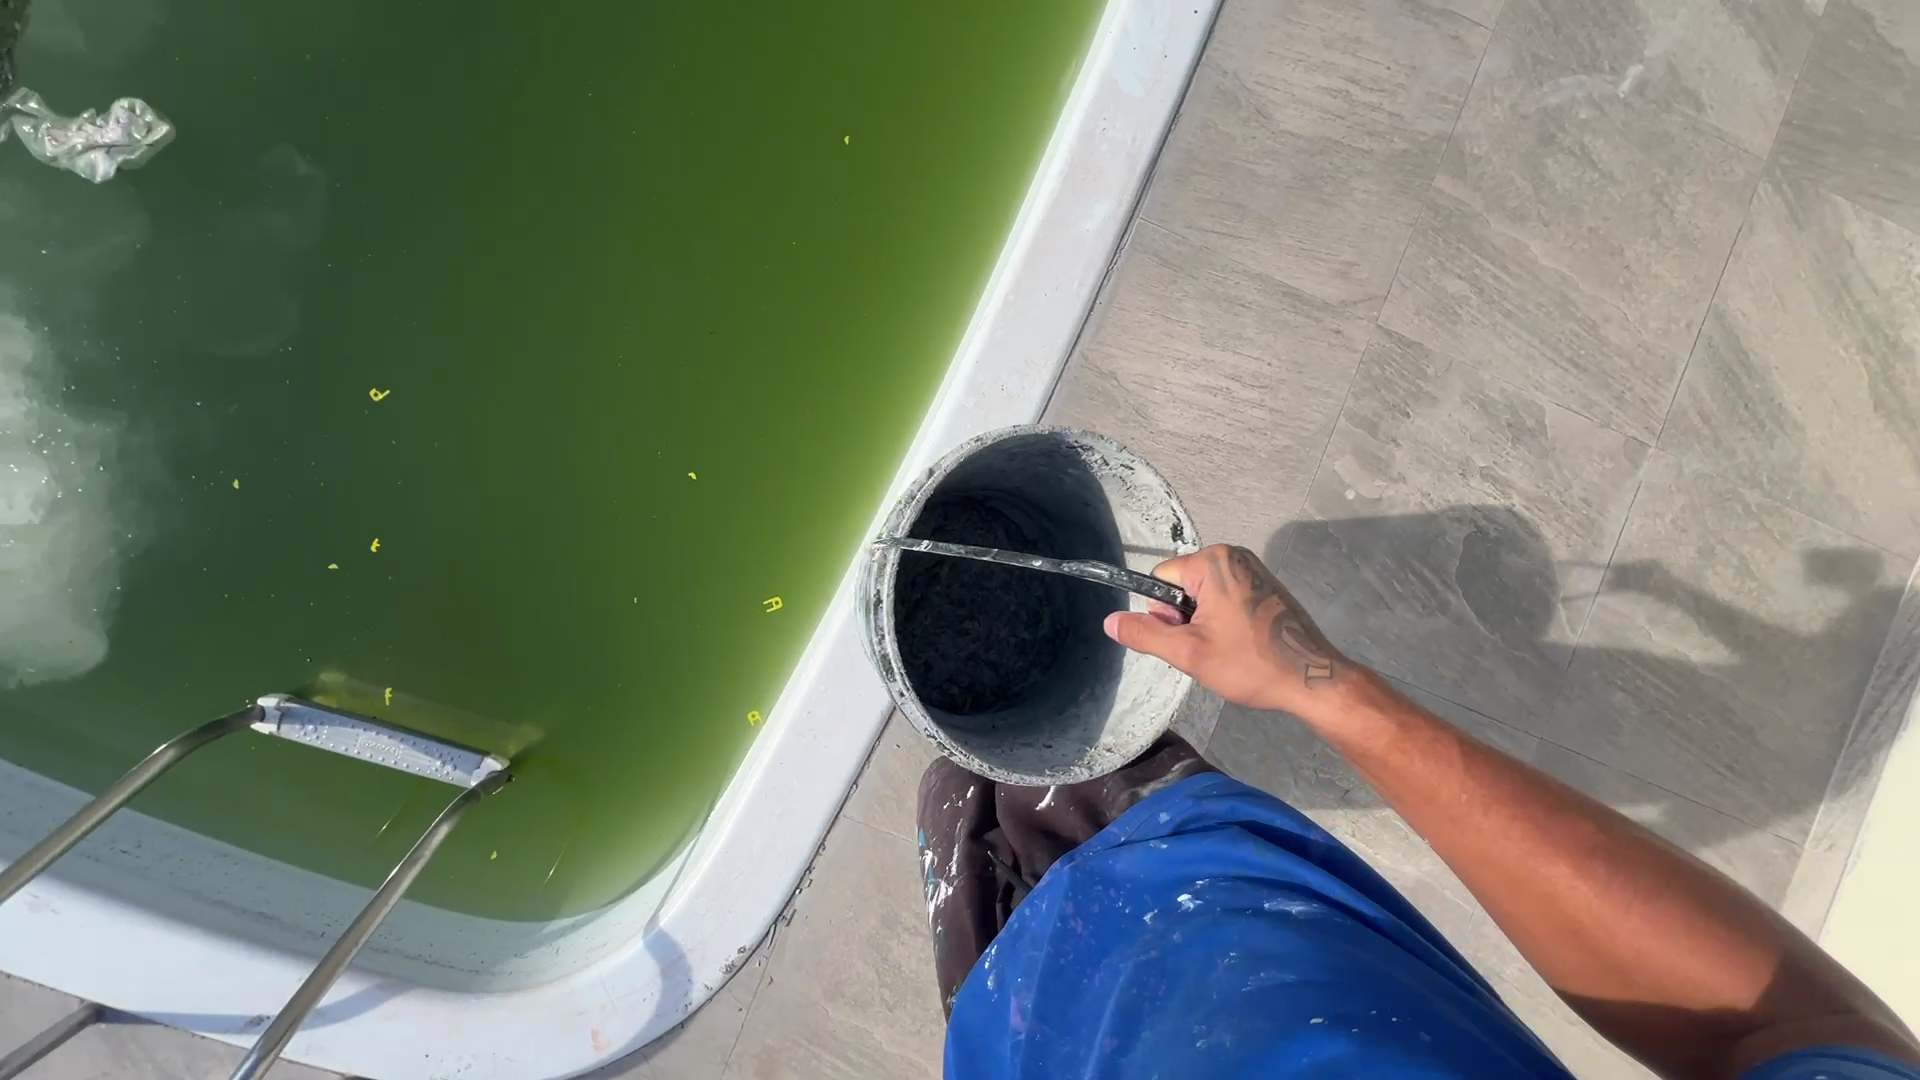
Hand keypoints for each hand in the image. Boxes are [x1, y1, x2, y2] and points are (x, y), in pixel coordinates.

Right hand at [1102, 544, 1356, 715]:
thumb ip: (1144, 634)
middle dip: (1185, 617)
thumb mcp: (1188, 653)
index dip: (1164, 612)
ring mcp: (1253, 568)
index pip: (1160, 579)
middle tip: (1209, 646)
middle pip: (1181, 585)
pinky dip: (1224, 619)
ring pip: (1202, 594)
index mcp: (1212, 562)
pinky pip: (1224, 596)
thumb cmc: (1250, 663)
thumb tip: (1109, 621)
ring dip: (1204, 621)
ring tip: (1228, 647)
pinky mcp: (1266, 584)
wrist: (1314, 680)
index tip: (1190, 635)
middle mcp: (1233, 555)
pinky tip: (1242, 642)